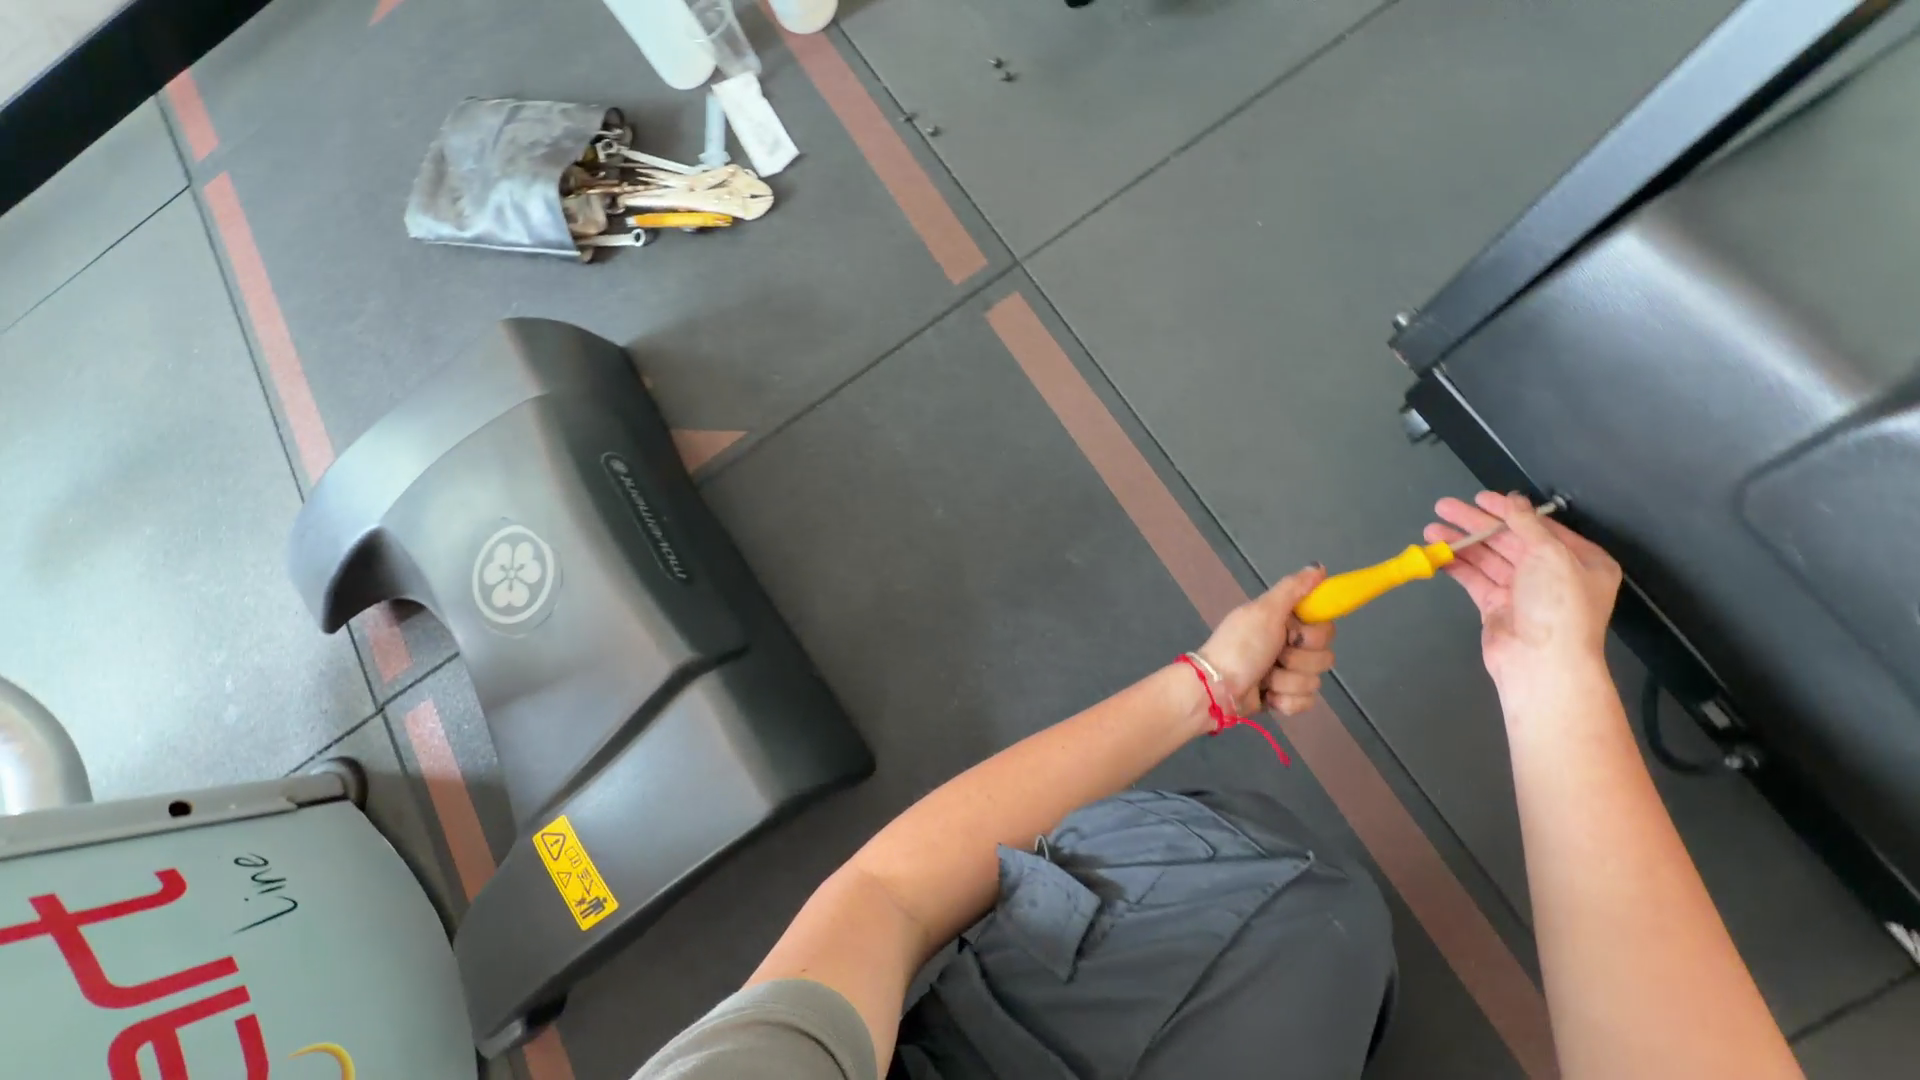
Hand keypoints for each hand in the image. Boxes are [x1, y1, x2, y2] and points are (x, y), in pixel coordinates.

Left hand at [1196, 566, 1334, 715]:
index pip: (1325, 629)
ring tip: (1264, 678)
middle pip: (1324, 657)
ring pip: (1314, 681)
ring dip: (1287, 681)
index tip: (1293, 634)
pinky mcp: (1284, 698)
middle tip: (1274, 657)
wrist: (1216, 688)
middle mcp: (1288, 646)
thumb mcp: (1264, 611)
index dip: (1313, 635)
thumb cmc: (1240, 647)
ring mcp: (1287, 674)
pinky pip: (1305, 702)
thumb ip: (1293, 588)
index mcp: (1285, 623)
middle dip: (1297, 660)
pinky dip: (1286, 701)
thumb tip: (1319, 566)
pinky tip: (1268, 696)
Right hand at [1424, 492, 1621, 685]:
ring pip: (1488, 559)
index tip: (1478, 498)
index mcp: (1580, 560)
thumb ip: (1527, 525)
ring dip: (1461, 543)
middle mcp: (1553, 574)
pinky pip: (1475, 579)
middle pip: (1509, 541)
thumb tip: (1513, 500)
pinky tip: (1437, 553)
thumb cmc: (1557, 605)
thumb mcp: (1550, 555)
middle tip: (1443, 508)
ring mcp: (1524, 591)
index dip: (1508, 511)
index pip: (1539, 527)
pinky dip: (1457, 565)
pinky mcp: (1497, 607)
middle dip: (1476, 524)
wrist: (1540, 661)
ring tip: (1431, 529)